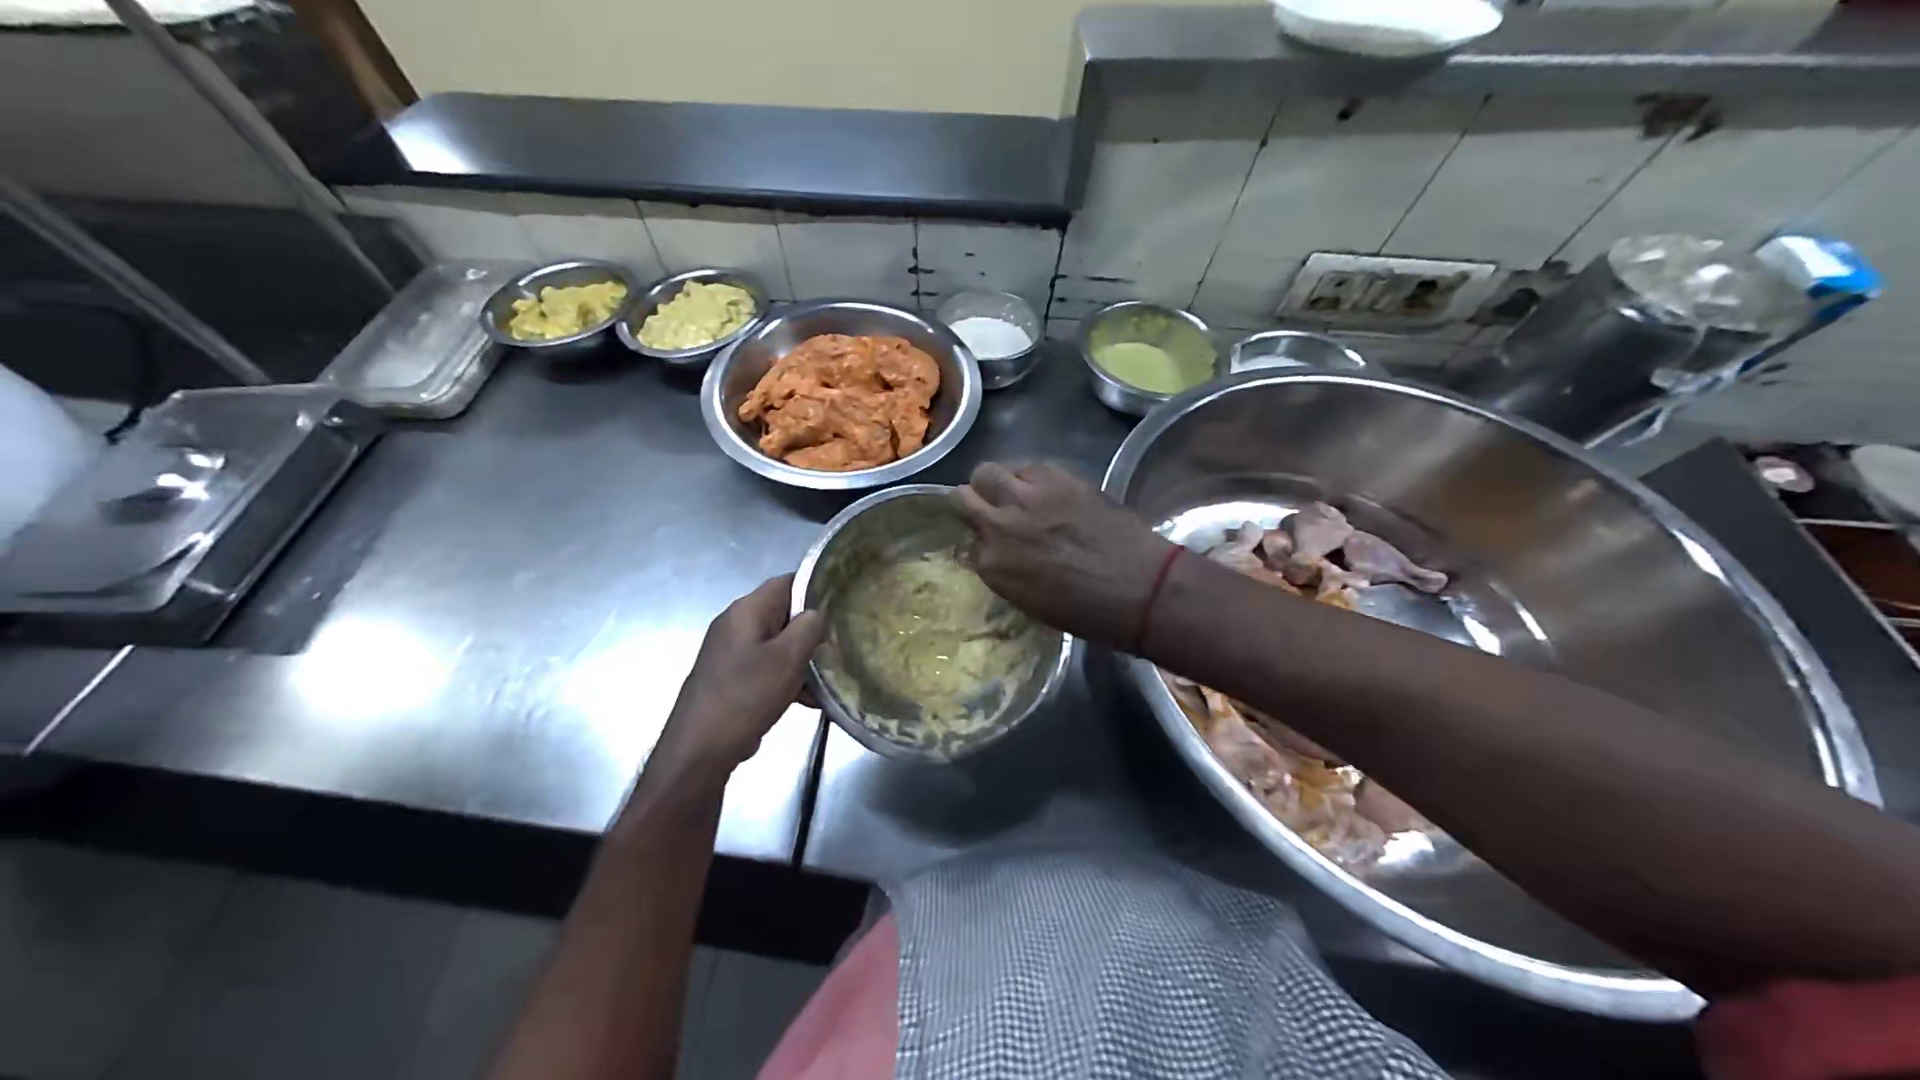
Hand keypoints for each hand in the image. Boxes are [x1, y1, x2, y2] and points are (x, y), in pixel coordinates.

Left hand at [649, 575, 826, 784]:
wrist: (702, 747)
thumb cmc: (747, 695)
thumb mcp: (788, 657)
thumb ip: (809, 627)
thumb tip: (817, 615)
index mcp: (747, 610)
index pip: (787, 582)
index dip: (816, 587)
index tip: (843, 604)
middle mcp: (736, 624)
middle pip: (784, 614)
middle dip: (813, 630)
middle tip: (840, 644)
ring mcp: (731, 652)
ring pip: (778, 643)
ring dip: (803, 659)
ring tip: (828, 678)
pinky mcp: (732, 677)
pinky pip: (767, 667)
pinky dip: (788, 677)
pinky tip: (809, 700)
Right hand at [951, 462, 1175, 647]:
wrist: (1139, 588)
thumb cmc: (1087, 612)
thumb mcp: (1030, 601)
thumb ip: (1006, 571)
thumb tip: (1001, 553)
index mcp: (992, 565)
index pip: (968, 543)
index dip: (981, 540)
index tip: (994, 542)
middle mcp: (999, 525)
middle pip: (963, 496)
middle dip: (973, 501)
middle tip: (992, 507)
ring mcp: (1026, 497)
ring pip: (987, 472)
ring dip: (995, 482)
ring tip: (1015, 491)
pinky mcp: (1055, 477)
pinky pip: (1026, 466)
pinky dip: (1028, 476)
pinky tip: (1046, 488)